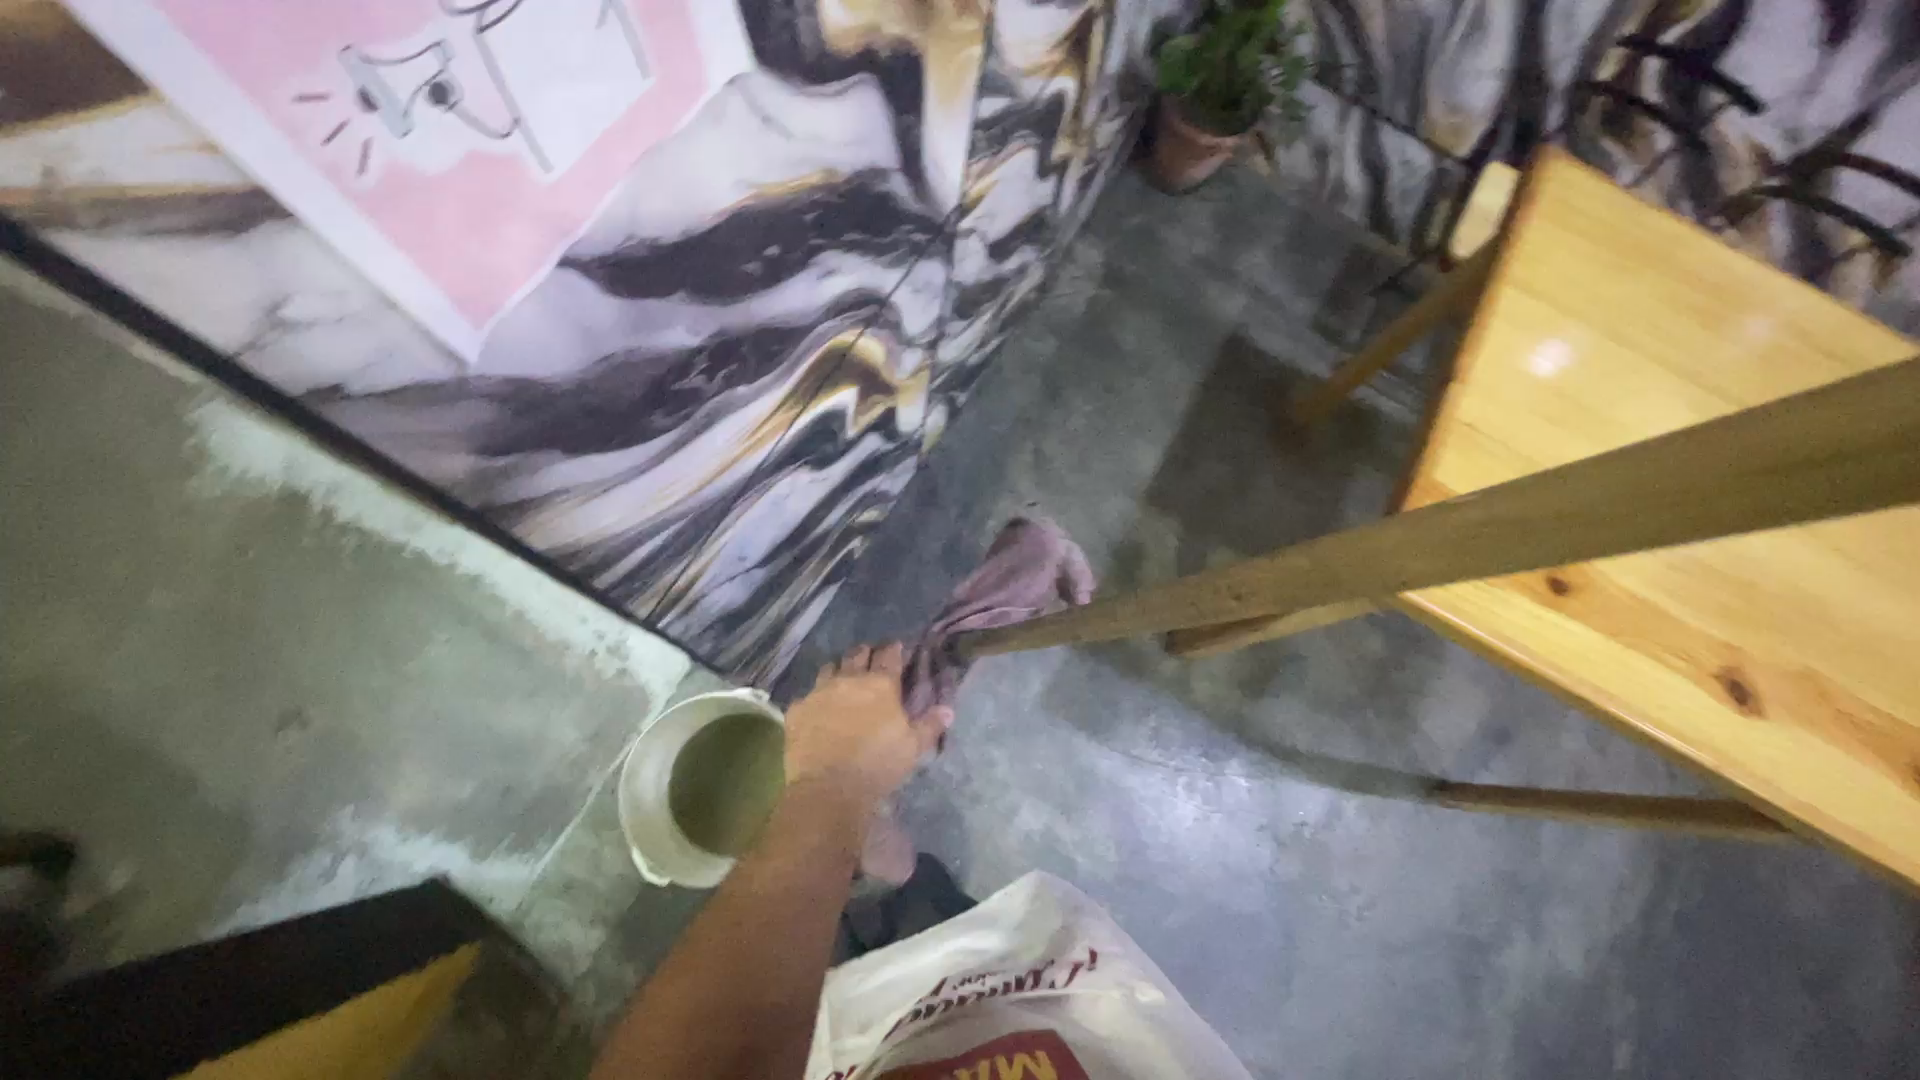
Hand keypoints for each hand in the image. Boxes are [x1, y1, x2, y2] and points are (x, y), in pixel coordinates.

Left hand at [785, 644, 951, 808]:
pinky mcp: (797, 709)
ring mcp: (819, 692)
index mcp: (881, 685)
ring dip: (838, 669)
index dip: (893, 649)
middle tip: (870, 658)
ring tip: (842, 678)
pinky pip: (807, 695)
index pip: (889, 655)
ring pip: (829, 668)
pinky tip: (818, 709)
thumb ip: (930, 725)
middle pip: (857, 654)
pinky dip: (815, 698)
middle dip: (865, 653)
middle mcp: (849, 680)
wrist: (828, 787)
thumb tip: (948, 709)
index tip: (896, 648)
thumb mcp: (913, 748)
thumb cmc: (878, 765)